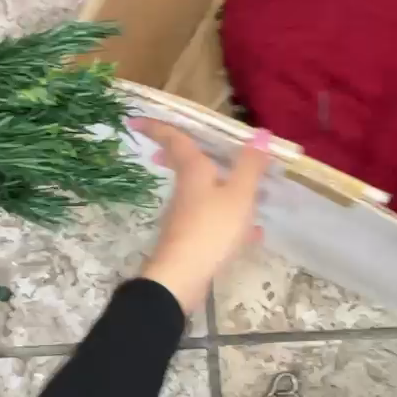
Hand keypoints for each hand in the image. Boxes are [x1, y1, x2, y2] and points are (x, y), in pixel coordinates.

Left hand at [130, 118, 269, 314]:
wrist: (182, 277)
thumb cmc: (210, 229)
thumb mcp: (239, 195)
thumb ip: (251, 166)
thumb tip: (261, 133)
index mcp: (194, 172)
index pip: (175, 140)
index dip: (158, 126)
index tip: (136, 119)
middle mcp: (185, 191)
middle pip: (182, 166)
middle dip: (178, 153)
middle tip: (171, 145)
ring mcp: (185, 217)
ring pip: (200, 194)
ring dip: (211, 185)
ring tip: (233, 185)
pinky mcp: (191, 241)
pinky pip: (212, 222)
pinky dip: (228, 219)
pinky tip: (250, 233)